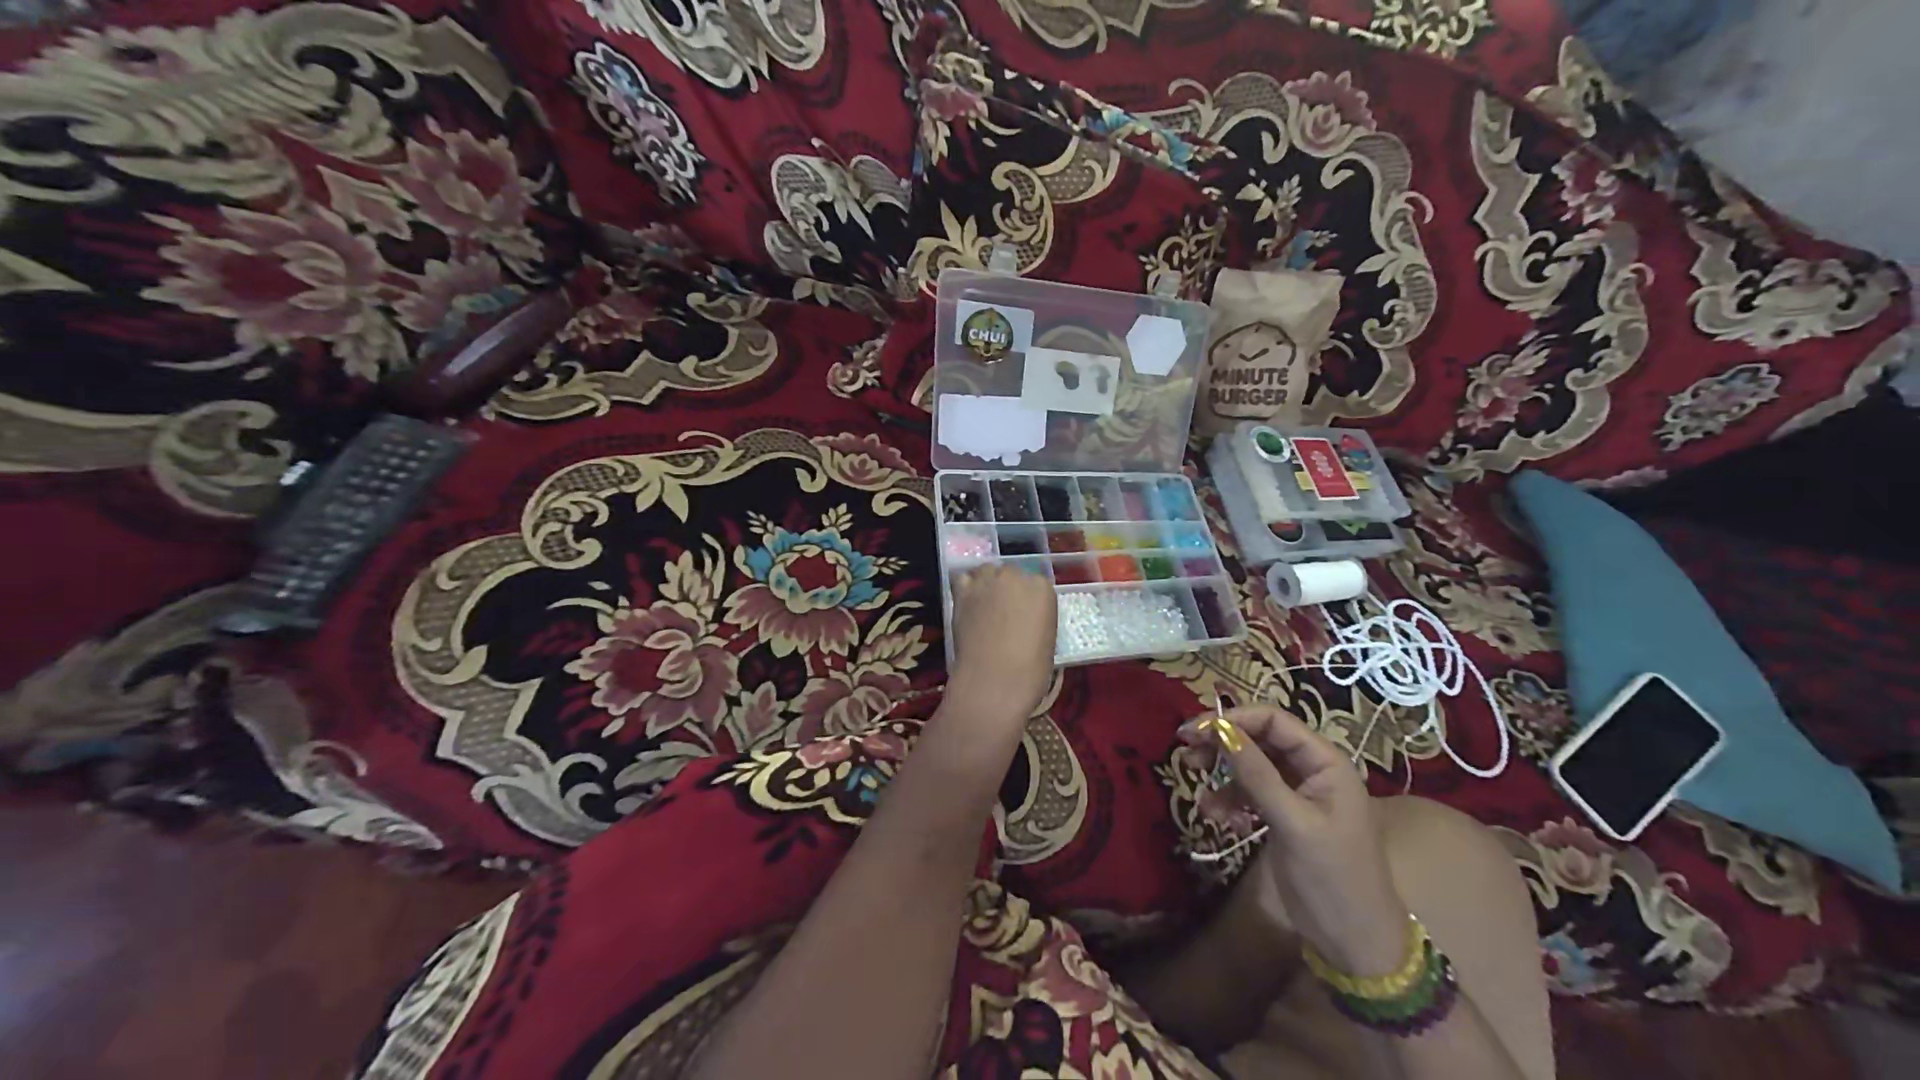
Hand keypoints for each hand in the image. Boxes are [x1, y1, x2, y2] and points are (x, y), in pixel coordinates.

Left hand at [946, 565, 1056, 725]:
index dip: (1028, 598)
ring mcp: (987, 582)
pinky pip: (962, 580)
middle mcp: (1015, 577)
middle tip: (1003, 611)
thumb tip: (1024, 621)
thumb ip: (1036, 619)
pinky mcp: (963, 592)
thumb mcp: (1047, 639)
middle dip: (1007, 588)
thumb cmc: (1031, 670)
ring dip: (986, 584)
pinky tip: (967, 603)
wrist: (995, 679)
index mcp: (1043, 589)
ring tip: (984, 605)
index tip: (1023, 613)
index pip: (1036, 582)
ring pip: (986, 571)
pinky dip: (964, 588)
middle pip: (1010, 573)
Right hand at [1184, 704, 1412, 976]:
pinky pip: (1246, 792)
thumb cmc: (1334, 876)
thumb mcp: (1294, 823)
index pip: (1275, 721)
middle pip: (1258, 738)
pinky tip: (1215, 816)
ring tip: (1195, 783)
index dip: (1234, 719)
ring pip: (1248, 764)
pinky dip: (1226, 799)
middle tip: (1186, 751)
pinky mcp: (1280, 815)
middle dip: (1222, 743)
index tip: (1197, 731)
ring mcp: (1294, 793)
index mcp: (1325, 762)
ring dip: (1220, 772)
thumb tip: (1220, 730)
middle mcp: (1310, 770)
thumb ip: (1257, 775)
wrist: (1354, 941)